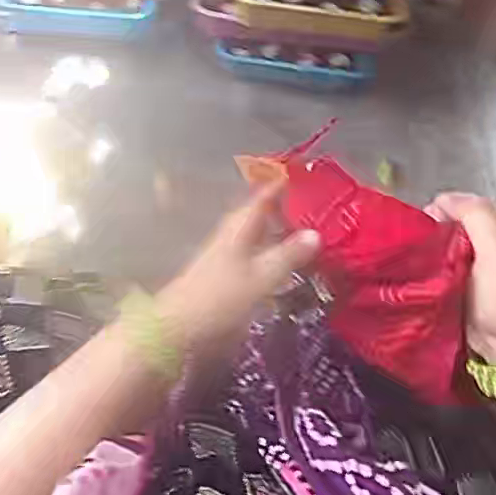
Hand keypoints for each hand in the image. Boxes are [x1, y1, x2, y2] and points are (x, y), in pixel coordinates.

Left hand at [155, 180, 319, 360]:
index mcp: (240, 226)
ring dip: (279, 228)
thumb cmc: (220, 297)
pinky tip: (284, 261)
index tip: (300, 170)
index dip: (280, 181)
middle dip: (284, 205)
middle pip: (260, 211)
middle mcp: (231, 232)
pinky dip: (271, 248)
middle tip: (313, 203)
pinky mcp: (224, 270)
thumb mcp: (261, 277)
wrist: (179, 325)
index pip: (263, 194)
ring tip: (306, 231)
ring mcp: (226, 250)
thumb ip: (288, 255)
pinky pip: (254, 249)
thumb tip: (315, 233)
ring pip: (257, 231)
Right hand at [425, 193, 495, 365]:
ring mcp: (484, 267)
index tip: (426, 222)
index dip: (448, 207)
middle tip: (421, 242)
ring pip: (450, 244)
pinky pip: (445, 265)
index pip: (472, 204)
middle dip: (438, 227)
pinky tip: (423, 270)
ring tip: (418, 256)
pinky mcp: (468, 287)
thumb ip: (476, 216)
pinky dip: (432, 264)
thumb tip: (442, 200)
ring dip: (433, 247)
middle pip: (459, 223)